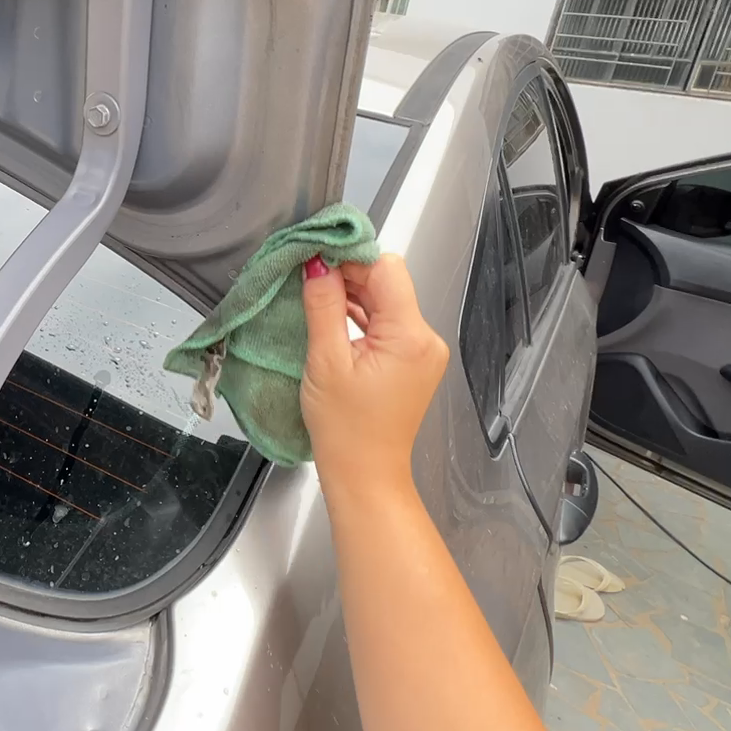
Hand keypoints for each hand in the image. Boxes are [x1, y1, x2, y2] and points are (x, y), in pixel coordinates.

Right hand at [300, 253, 449, 504]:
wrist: (364, 472)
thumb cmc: (345, 428)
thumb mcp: (325, 360)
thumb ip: (323, 306)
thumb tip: (316, 264)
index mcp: (410, 336)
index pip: (385, 268)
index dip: (350, 258)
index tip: (316, 258)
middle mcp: (425, 338)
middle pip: (386, 282)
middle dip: (347, 275)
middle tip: (306, 277)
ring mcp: (420, 350)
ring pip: (384, 300)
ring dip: (350, 294)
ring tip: (313, 298)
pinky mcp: (410, 360)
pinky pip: (384, 322)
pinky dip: (358, 315)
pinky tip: (330, 317)